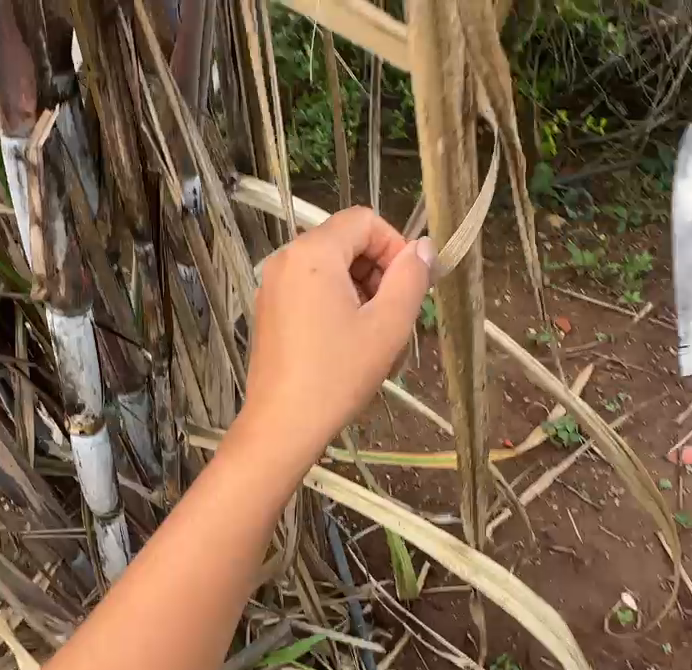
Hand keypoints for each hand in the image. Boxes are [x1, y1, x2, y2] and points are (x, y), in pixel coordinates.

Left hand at [234, 207, 433, 467]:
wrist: (282, 426)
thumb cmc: (337, 376)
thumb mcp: (387, 326)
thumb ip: (411, 279)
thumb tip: (422, 248)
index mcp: (313, 253)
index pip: (364, 221)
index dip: (395, 247)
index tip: (410, 286)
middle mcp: (286, 261)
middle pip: (345, 244)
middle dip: (378, 274)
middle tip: (396, 318)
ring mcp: (272, 289)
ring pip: (330, 273)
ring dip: (361, 296)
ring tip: (376, 340)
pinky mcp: (268, 315)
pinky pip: (311, 295)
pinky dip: (336, 310)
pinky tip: (349, 349)